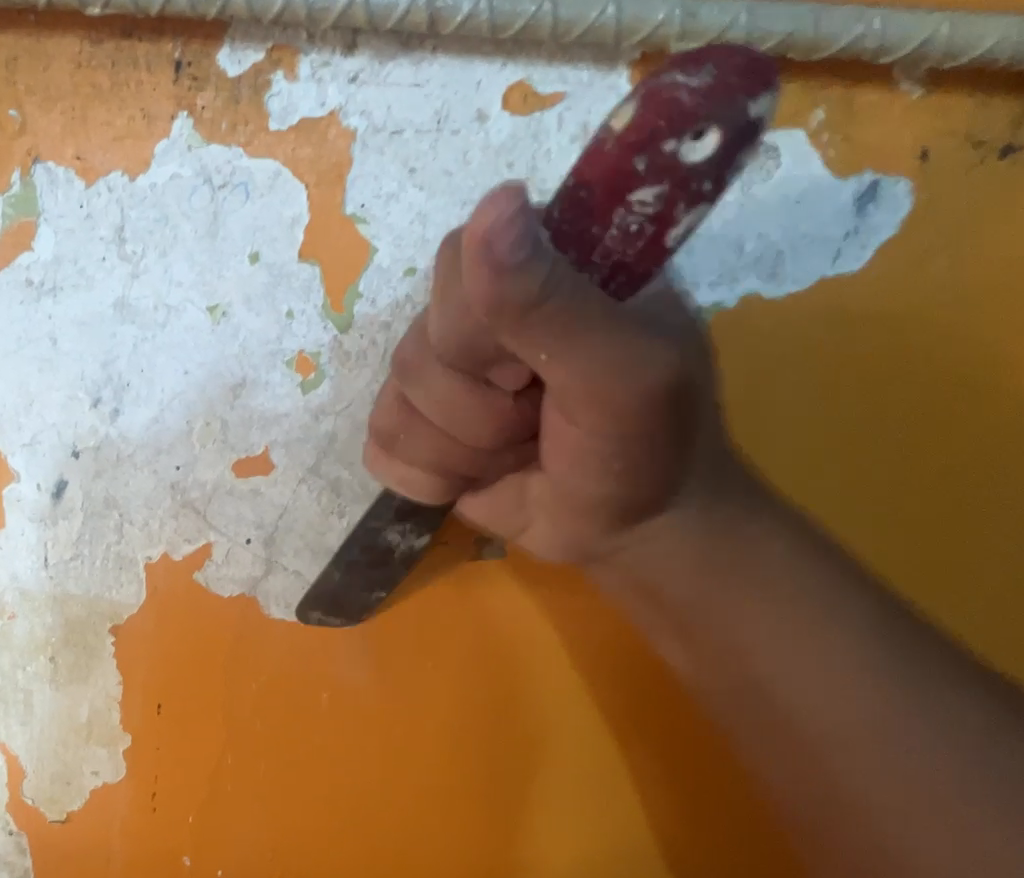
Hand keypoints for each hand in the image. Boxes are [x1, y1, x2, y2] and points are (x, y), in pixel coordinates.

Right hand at [363, 181, 754, 567]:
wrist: (625, 527)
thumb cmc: (644, 443)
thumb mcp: (621, 369)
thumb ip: (550, 298)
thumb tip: (492, 203)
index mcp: (534, 269)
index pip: (453, 265)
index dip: (481, 332)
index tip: (539, 368)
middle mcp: (475, 313)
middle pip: (415, 348)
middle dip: (478, 408)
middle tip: (540, 417)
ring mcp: (435, 375)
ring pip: (394, 406)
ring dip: (463, 450)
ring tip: (519, 451)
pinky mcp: (409, 428)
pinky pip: (379, 448)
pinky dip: (430, 477)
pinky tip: (476, 476)